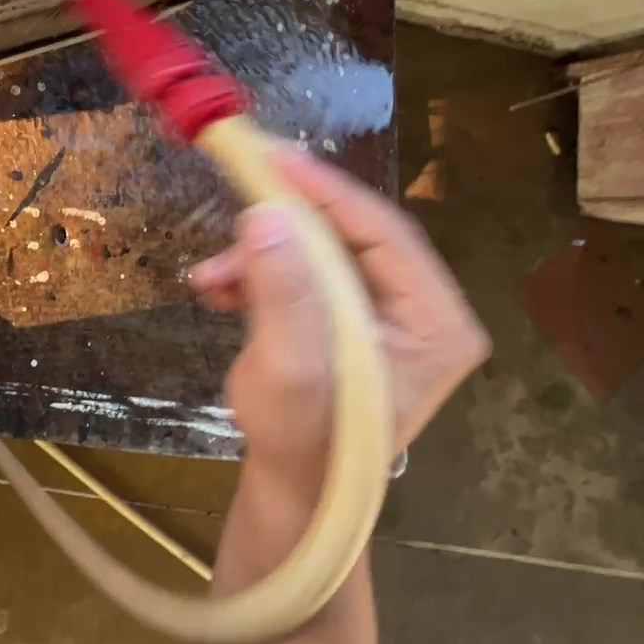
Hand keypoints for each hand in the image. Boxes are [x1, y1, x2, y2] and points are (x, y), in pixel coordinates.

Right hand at [187, 149, 489, 492]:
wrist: (292, 487)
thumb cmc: (303, 438)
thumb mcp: (291, 366)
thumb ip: (283, 292)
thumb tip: (265, 213)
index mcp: (434, 321)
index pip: (383, 233)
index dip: (325, 191)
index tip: (270, 156)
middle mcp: (416, 310)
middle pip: (348, 237)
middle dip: (281, 222)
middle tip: (238, 182)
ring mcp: (378, 315)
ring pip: (315, 253)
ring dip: (257, 256)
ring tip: (208, 276)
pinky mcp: (340, 320)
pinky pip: (297, 275)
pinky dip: (254, 275)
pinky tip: (216, 290)